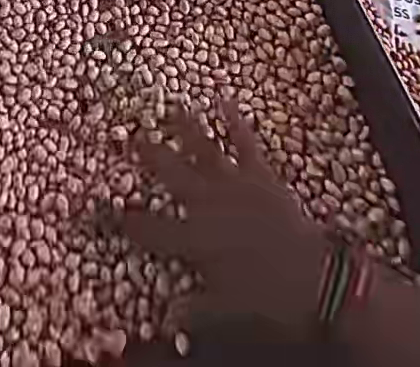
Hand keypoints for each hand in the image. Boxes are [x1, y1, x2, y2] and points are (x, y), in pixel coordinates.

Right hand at [122, 101, 332, 335]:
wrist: (318, 280)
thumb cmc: (271, 298)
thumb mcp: (228, 308)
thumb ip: (195, 309)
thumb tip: (167, 318)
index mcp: (195, 238)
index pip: (151, 230)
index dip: (124, 220)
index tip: (100, 208)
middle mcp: (208, 203)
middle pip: (170, 174)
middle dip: (148, 155)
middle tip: (129, 136)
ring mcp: (233, 183)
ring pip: (202, 149)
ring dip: (184, 128)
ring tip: (169, 107)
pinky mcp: (259, 174)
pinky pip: (244, 144)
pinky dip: (234, 122)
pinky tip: (224, 102)